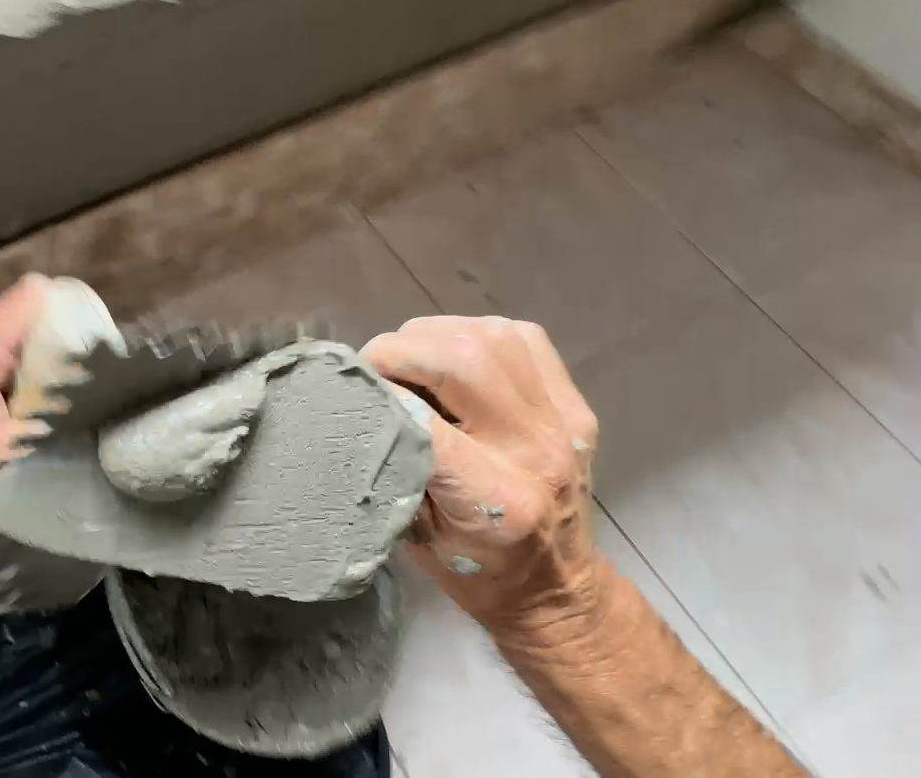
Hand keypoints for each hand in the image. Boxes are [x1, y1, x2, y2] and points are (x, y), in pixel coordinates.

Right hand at [361, 316, 603, 627]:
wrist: (556, 590)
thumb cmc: (469, 567)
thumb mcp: (411, 529)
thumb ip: (389, 463)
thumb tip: (353, 399)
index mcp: (494, 497)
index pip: (422, 417)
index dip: (376, 389)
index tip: (346, 388)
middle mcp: (535, 451)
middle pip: (462, 359)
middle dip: (399, 350)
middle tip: (373, 369)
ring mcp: (564, 422)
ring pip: (490, 335)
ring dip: (433, 335)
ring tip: (408, 358)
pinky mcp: (576, 405)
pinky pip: (523, 336)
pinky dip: (474, 332)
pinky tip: (451, 354)